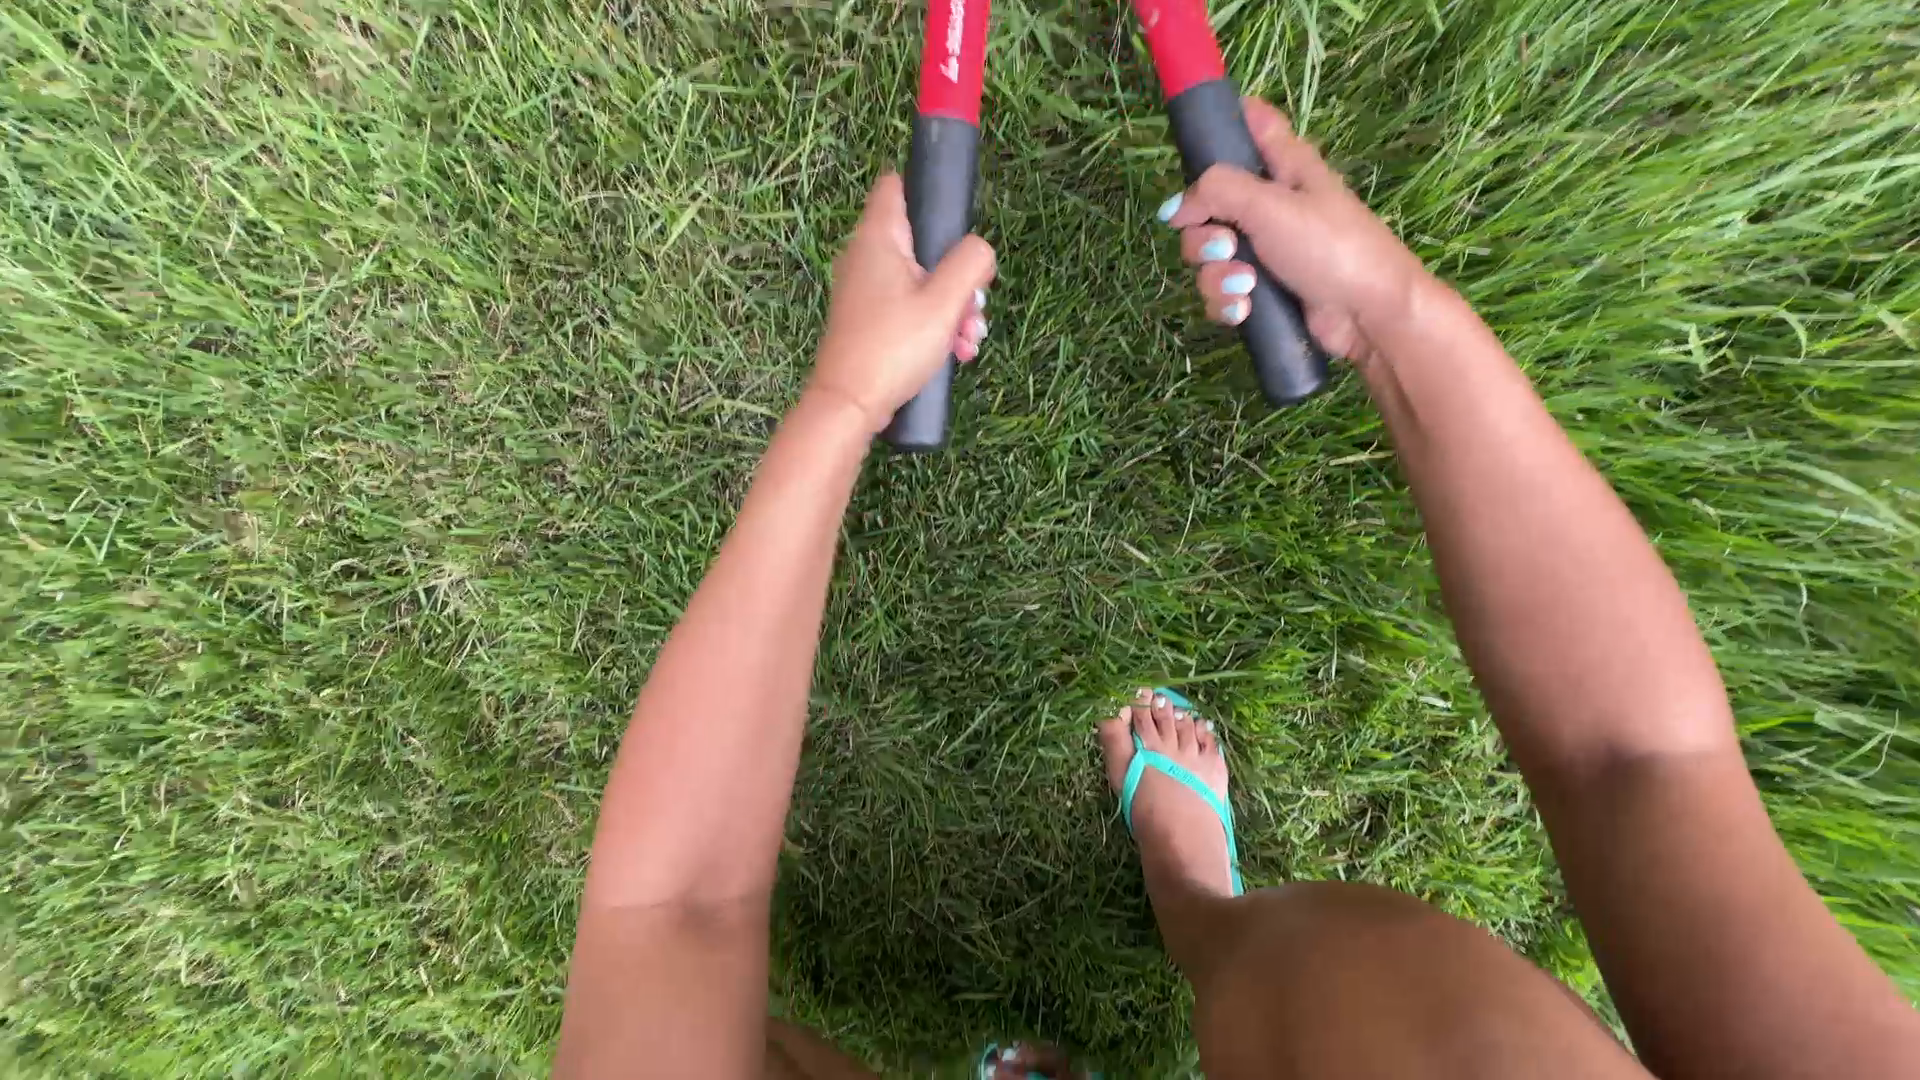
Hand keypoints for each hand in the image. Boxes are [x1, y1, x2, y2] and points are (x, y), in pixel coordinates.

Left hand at [807, 173, 995, 432]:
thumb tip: (980, 251)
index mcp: (878, 237)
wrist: (850, 404)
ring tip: (968, 340)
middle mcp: (866, 257)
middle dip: (958, 275)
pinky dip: (934, 325)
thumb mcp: (944, 302)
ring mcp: (865, 291)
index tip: (957, 229)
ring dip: (953, 308)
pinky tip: (955, 354)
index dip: (930, 195)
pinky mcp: (869, 320)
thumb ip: (970, 263)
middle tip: (973, 306)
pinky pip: (909, 309)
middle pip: (923, 243)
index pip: (898, 184)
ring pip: (922, 282)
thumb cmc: (894, 347)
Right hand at [1159, 98, 1431, 362]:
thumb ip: (1216, 192)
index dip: (1221, 126)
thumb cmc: (1329, 247)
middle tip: (1226, 247)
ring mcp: (1263, 251)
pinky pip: (1220, 292)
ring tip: (1246, 286)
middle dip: (1203, 235)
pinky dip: (1226, 302)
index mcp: (1283, 167)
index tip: (1195, 150)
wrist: (1365, 313)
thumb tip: (1174, 208)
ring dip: (1217, 277)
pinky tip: (1245, 309)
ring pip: (1209, 258)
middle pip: (1207, 208)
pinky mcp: (1259, 290)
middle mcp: (1269, 205)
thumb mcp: (1270, 206)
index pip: (1251, 124)